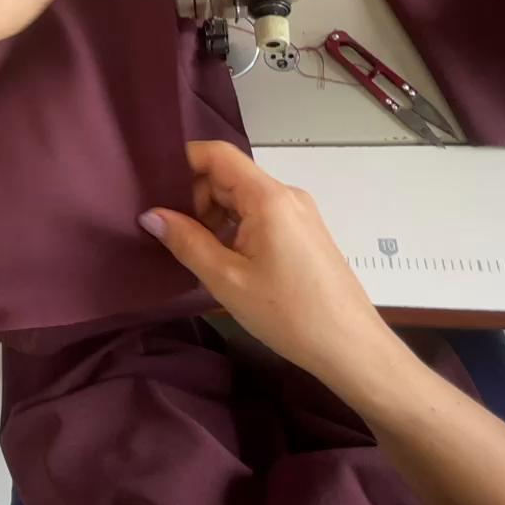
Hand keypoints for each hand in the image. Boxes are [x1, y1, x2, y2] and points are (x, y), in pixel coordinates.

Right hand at [140, 142, 407, 394]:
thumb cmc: (290, 314)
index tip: (155, 190)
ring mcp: (297, 213)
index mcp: (268, 197)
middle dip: (194, 198)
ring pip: (240, 198)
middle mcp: (285, 195)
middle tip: (173, 234)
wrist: (354, 351)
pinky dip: (234, 229)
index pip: (217, 154)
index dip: (183, 163)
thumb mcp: (227, 280)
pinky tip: (225, 261)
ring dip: (213, 217)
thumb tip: (150, 215)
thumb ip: (186, 241)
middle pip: (227, 176)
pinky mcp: (302, 232)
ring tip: (197, 253)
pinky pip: (258, 215)